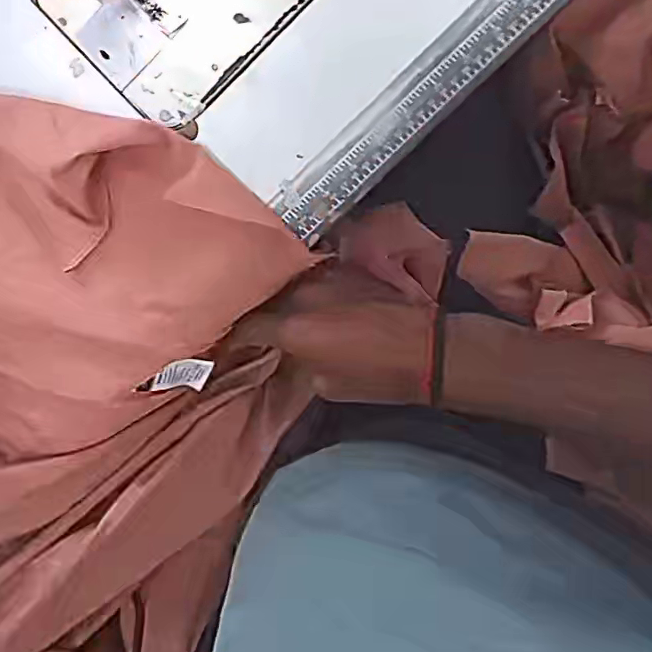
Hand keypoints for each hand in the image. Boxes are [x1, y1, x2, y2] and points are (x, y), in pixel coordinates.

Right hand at [229, 264, 436, 405]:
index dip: (232, 339)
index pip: (244, 328)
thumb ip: (291, 363)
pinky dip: (295, 286)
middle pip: (258, 299)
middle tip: (242, 324)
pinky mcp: (337, 267)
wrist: (426, 348)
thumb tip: (276, 355)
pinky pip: (304, 274)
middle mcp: (297, 295)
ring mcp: (318, 276)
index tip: (225, 346)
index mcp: (290, 328)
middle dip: (248, 312)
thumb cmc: (376, 376)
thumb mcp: (323, 384)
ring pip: (280, 282)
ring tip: (266, 306)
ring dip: (271, 295)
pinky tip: (297, 295)